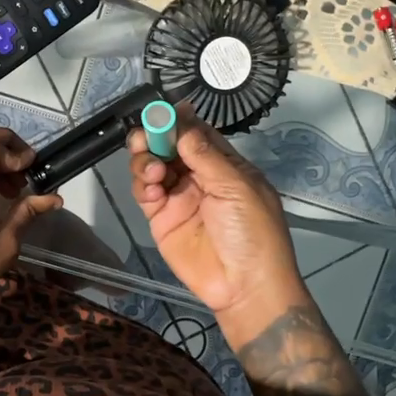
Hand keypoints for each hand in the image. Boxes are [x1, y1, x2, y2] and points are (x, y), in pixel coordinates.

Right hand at [127, 113, 304, 322]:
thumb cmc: (252, 232)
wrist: (243, 286)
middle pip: (168, 146)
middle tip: (145, 138)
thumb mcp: (236, 187)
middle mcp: (199, 177)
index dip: (177, 120)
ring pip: (152, 165)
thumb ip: (205, 153)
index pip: (197, 133)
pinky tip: (152, 190)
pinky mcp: (161, 218)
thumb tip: (181, 116)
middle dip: (154, 137)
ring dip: (146, 160)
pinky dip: (143, 185)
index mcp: (225, 166)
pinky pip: (144, 192)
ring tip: (152, 170)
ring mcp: (178, 197)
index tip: (160, 109)